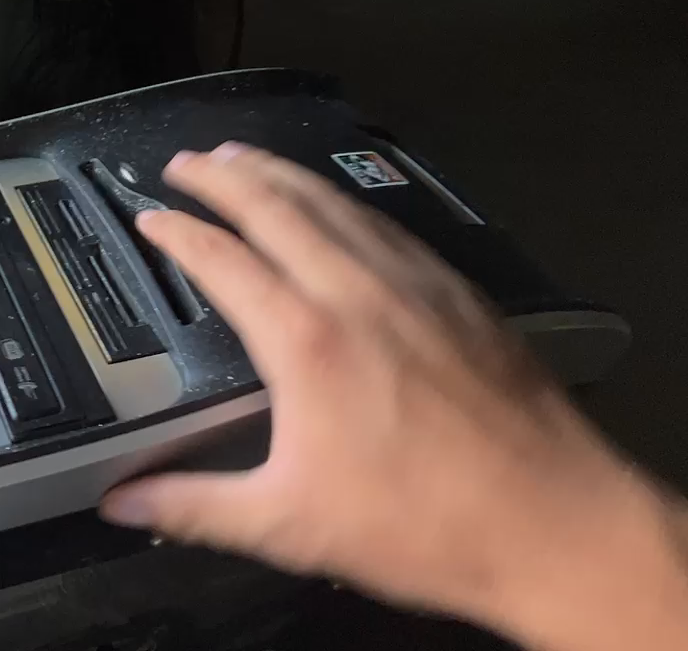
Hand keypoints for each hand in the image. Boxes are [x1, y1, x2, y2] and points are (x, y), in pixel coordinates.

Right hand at [99, 142, 656, 629]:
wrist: (570, 533)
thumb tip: (118, 503)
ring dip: (273, 171)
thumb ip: (192, 506)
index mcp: (303, 339)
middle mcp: (350, 291)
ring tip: (236, 154)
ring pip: (326, 200)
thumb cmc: (421, 526)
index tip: (147, 217)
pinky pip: (376, 221)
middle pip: (271, 206)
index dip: (175, 232)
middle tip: (183, 160)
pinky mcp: (453, 288)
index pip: (219, 259)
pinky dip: (333, 195)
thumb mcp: (290, 525)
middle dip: (218, 175)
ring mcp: (408, 281)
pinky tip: (323, 194)